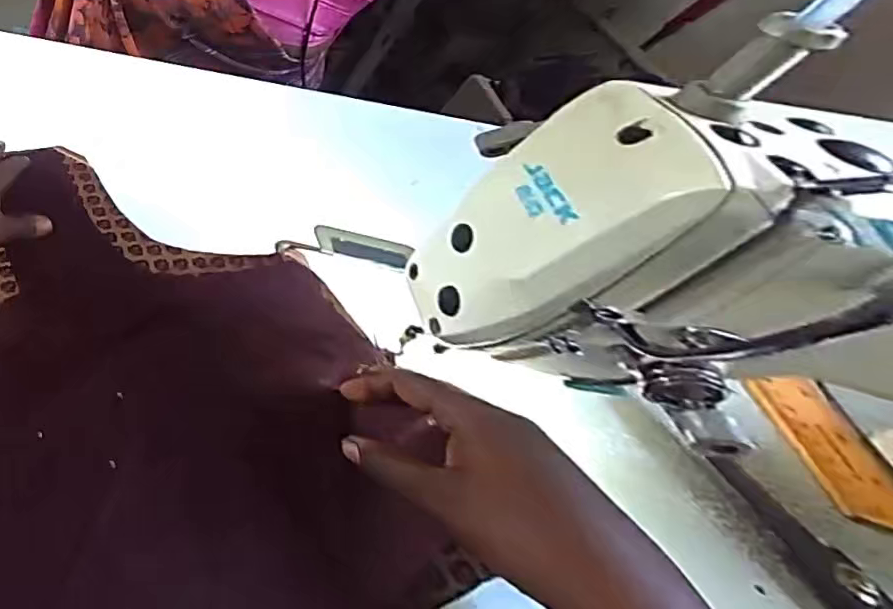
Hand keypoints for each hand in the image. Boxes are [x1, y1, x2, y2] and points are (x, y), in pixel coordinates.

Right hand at [340, 368, 705, 608]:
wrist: (620, 589)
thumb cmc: (533, 538)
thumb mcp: (445, 499)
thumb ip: (392, 467)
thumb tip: (353, 446)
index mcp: (481, 416)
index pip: (413, 380)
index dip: (373, 382)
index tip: (347, 391)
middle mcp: (509, 421)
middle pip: (439, 394)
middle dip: (397, 399)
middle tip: (366, 407)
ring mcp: (534, 446)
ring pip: (464, 418)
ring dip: (425, 422)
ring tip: (399, 439)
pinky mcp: (548, 472)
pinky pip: (486, 440)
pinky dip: (452, 441)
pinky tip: (448, 470)